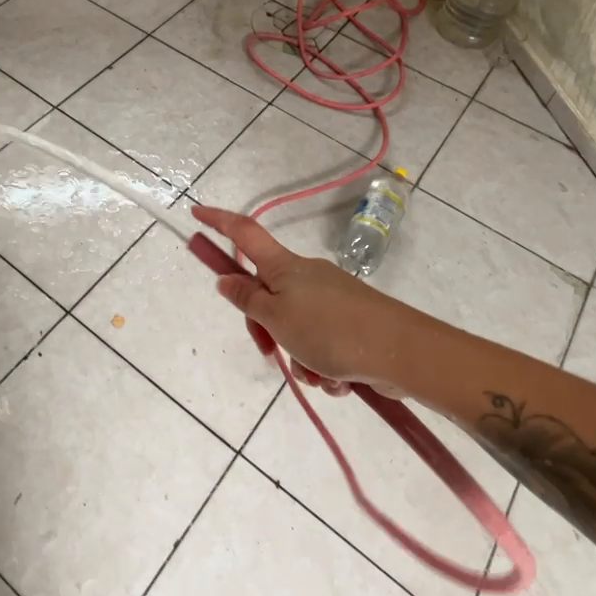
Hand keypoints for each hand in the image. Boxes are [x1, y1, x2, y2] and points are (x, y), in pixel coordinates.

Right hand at [193, 205, 421, 395]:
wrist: (400, 353)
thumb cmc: (330, 330)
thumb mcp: (277, 318)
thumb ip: (247, 300)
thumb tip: (225, 279)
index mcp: (284, 267)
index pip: (244, 234)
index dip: (218, 222)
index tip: (195, 214)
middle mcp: (306, 278)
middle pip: (267, 294)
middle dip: (264, 328)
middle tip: (270, 351)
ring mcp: (330, 301)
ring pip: (295, 329)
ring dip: (300, 357)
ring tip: (318, 374)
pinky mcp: (351, 326)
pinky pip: (322, 347)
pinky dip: (324, 366)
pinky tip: (339, 381)